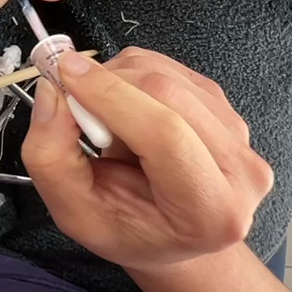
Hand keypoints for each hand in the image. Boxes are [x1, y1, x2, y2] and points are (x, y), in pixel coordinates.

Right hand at [22, 48, 272, 271]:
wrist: (170, 227)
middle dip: (106, 84)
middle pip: (164, 93)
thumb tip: (53, 89)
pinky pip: (165, 64)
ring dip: (116, 77)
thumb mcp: (73, 211)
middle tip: (73, 103)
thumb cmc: (125, 226)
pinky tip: (125, 106)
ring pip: (162, 72)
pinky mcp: (222, 102)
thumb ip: (51, 156)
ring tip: (105, 119)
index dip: (110, 95)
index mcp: (212, 211)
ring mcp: (237, 130)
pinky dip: (129, 72)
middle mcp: (241, 169)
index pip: (165, 135)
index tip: (63, 73)